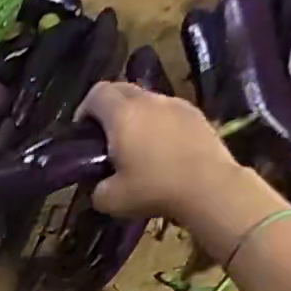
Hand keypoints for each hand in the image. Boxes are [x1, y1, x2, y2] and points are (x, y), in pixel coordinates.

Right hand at [76, 81, 283, 231]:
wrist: (208, 186)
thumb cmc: (153, 189)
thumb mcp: (111, 200)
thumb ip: (97, 190)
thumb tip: (98, 186)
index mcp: (122, 115)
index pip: (96, 93)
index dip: (84, 109)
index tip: (82, 132)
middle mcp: (147, 100)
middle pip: (120, 89)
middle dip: (108, 108)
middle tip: (106, 137)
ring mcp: (174, 103)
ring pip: (146, 100)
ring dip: (135, 115)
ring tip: (136, 145)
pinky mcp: (195, 113)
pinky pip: (168, 111)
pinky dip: (158, 123)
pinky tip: (162, 150)